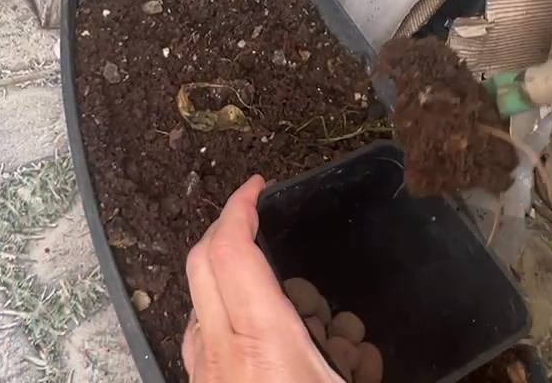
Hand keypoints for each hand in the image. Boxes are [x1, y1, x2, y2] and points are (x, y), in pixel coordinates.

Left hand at [183, 176, 342, 382]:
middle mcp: (222, 349)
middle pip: (201, 259)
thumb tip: (355, 336)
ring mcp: (201, 369)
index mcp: (263, 340)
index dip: (240, 206)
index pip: (232, 249)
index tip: (257, 186)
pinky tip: (249, 327)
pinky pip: (197, 333)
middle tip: (255, 217)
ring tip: (265, 282)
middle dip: (225, 224)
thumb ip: (349, 351)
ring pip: (196, 296)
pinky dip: (220, 314)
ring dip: (224, 273)